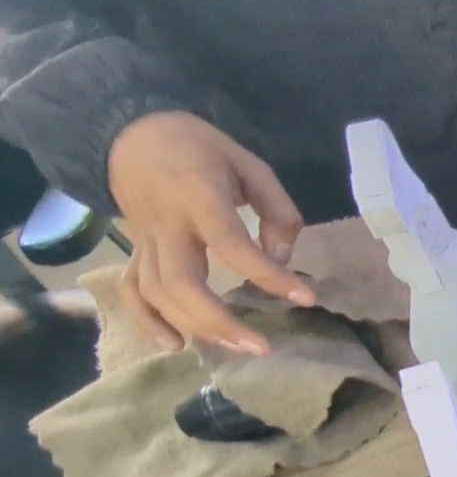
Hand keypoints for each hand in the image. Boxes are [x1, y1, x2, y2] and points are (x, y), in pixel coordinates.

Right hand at [109, 111, 314, 353]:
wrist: (128, 129)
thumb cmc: (201, 149)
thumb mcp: (252, 166)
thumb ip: (278, 213)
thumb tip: (281, 259)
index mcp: (198, 199)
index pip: (233, 246)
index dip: (269, 276)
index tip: (307, 299)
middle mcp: (165, 225)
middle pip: (180, 283)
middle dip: (220, 321)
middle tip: (263, 348)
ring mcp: (144, 239)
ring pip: (156, 292)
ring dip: (196, 326)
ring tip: (240, 348)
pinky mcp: (136, 248)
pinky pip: (132, 288)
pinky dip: (147, 318)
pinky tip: (175, 345)